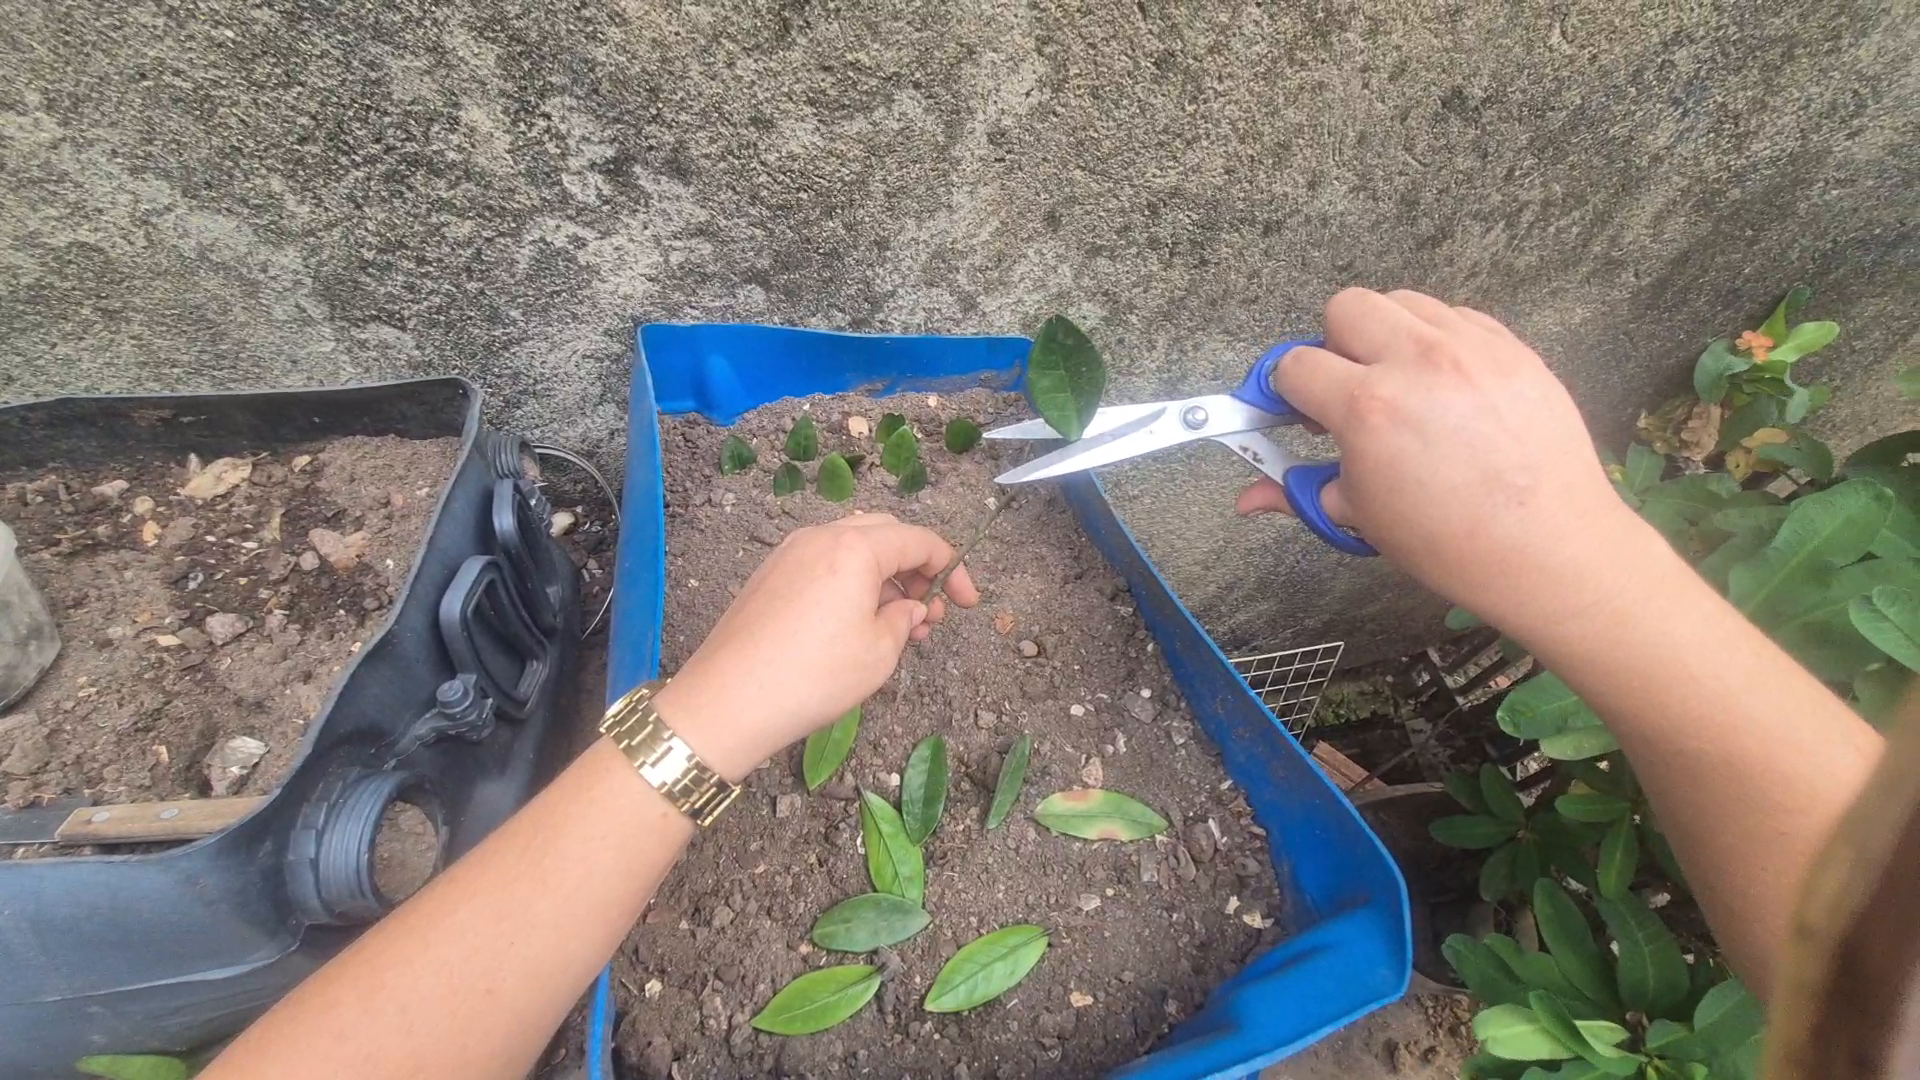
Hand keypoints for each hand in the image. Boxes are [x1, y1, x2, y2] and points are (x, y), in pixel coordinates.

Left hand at [649, 514, 979, 779]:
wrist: (727, 701)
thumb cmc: (814, 676)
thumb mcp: (880, 651)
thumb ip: (905, 617)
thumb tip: (907, 607)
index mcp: (855, 547)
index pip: (920, 540)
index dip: (953, 569)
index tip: (967, 604)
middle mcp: (821, 536)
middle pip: (887, 534)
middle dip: (918, 569)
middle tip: (929, 611)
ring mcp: (790, 552)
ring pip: (855, 548)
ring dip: (885, 578)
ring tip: (897, 625)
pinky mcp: (770, 574)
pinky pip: (826, 562)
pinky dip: (853, 582)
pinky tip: (857, 622)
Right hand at [1237, 287, 1653, 629]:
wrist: (1546, 548)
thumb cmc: (1442, 540)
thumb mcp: (1355, 514)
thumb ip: (1293, 492)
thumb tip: (1245, 501)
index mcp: (1367, 406)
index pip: (1295, 365)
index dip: (1285, 392)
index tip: (1296, 416)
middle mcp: (1416, 361)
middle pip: (1345, 308)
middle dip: (1332, 346)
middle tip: (1346, 393)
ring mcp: (1471, 347)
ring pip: (1401, 301)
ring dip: (1382, 336)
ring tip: (1395, 386)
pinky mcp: (1512, 347)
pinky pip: (1454, 316)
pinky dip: (1433, 340)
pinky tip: (1441, 388)